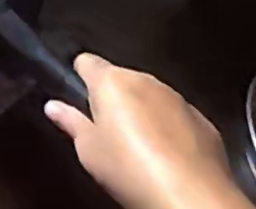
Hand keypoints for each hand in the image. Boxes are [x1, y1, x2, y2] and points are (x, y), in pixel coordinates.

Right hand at [45, 54, 250, 208]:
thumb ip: (71, 123)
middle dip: (114, 99)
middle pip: (119, 79)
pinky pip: (177, 117)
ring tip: (142, 151)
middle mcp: (143, 78)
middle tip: (109, 134)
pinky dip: (171, 130)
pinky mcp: (203, 121)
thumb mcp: (90, 152)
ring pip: (150, 96)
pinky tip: (171, 161)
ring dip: (143, 113)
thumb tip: (52, 105)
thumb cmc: (130, 172)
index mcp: (110, 81)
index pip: (86, 61)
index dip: (79, 77)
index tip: (79, 102)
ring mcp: (176, 98)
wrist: (195, 201)